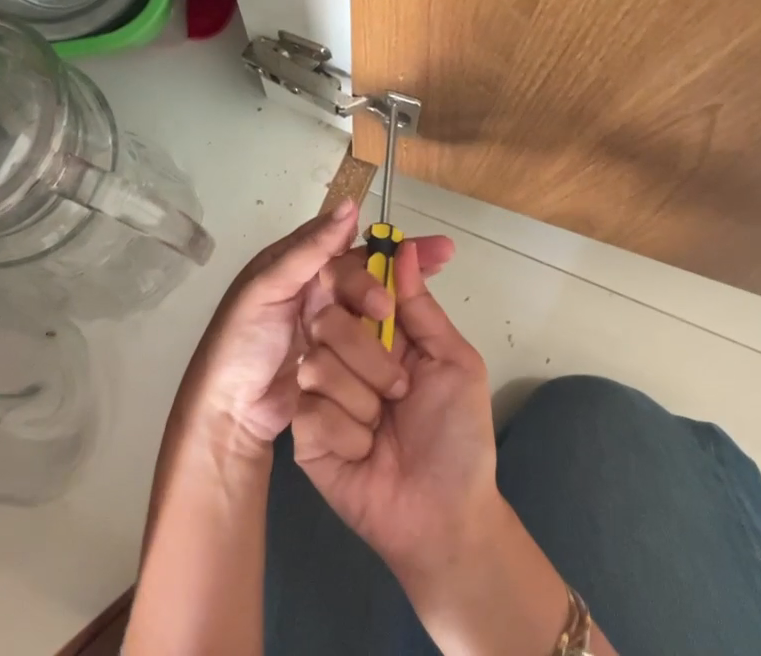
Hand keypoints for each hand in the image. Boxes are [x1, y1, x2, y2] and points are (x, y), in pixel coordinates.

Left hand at [182, 201, 454, 448]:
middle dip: (395, 282)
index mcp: (295, 263)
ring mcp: (326, 325)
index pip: (351, 246)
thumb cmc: (240, 343)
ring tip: (419, 321)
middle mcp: (313, 289)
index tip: (438, 251)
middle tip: (403, 303)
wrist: (226, 411)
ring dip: (399, 311)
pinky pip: (368, 341)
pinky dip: (391, 338)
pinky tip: (413, 343)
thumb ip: (307, 250)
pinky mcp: (335, 359)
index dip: (393, 247)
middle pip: (367, 277)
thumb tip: (350, 207)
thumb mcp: (266, 288)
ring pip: (371, 309)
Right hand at [290, 239, 498, 568]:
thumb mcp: (454, 363)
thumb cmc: (457, 437)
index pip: (350, 288)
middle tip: (400, 392)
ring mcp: (318, 393)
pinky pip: (312, 409)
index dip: (359, 286)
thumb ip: (422, 307)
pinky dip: (350, 433)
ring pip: (317, 363)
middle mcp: (342, 355)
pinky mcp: (302, 430)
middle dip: (372, 358)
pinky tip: (363, 452)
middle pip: (328, 319)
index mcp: (377, 334)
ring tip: (383, 427)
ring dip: (363, 400)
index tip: (381, 305)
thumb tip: (406, 248)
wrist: (443, 512)